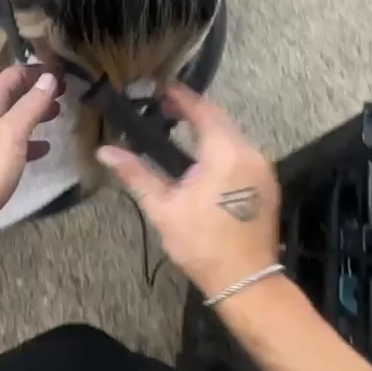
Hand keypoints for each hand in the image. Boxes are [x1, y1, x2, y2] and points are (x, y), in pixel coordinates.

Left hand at [0, 66, 59, 249]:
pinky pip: (13, 144)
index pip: (11, 75)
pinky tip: (46, 148)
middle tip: (65, 89)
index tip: (62, 68)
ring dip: (35, 113)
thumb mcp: (11, 133)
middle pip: (12, 95)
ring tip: (59, 112)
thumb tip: (49, 76)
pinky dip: (30, 141)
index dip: (35, 69)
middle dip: (37, 89)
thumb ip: (30, 105)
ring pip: (13, 118)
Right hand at [97, 86, 279, 298]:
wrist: (246, 282)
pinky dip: (222, 143)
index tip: (160, 89)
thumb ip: (136, 173)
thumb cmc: (202, 244)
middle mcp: (249, 152)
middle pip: (219, 118)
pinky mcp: (267, 183)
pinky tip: (203, 154)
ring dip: (208, 126)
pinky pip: (242, 150)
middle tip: (164, 108)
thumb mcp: (163, 208)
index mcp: (225, 153)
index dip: (181, 97)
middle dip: (193, 109)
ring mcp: (263, 168)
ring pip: (232, 133)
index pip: (202, 110)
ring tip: (179, 127)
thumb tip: (105, 151)